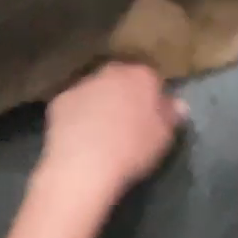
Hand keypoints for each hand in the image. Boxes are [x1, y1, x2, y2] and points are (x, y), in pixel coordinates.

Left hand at [40, 62, 187, 201]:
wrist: (84, 166)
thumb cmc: (132, 150)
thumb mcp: (164, 137)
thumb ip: (172, 115)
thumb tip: (178, 104)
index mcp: (141, 75)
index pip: (152, 78)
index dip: (153, 97)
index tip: (152, 116)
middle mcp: (112, 71)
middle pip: (122, 79)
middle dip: (125, 94)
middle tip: (128, 122)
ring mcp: (82, 84)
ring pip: (96, 89)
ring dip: (100, 102)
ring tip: (102, 132)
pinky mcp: (59, 100)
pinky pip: (74, 105)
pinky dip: (78, 115)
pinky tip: (79, 137)